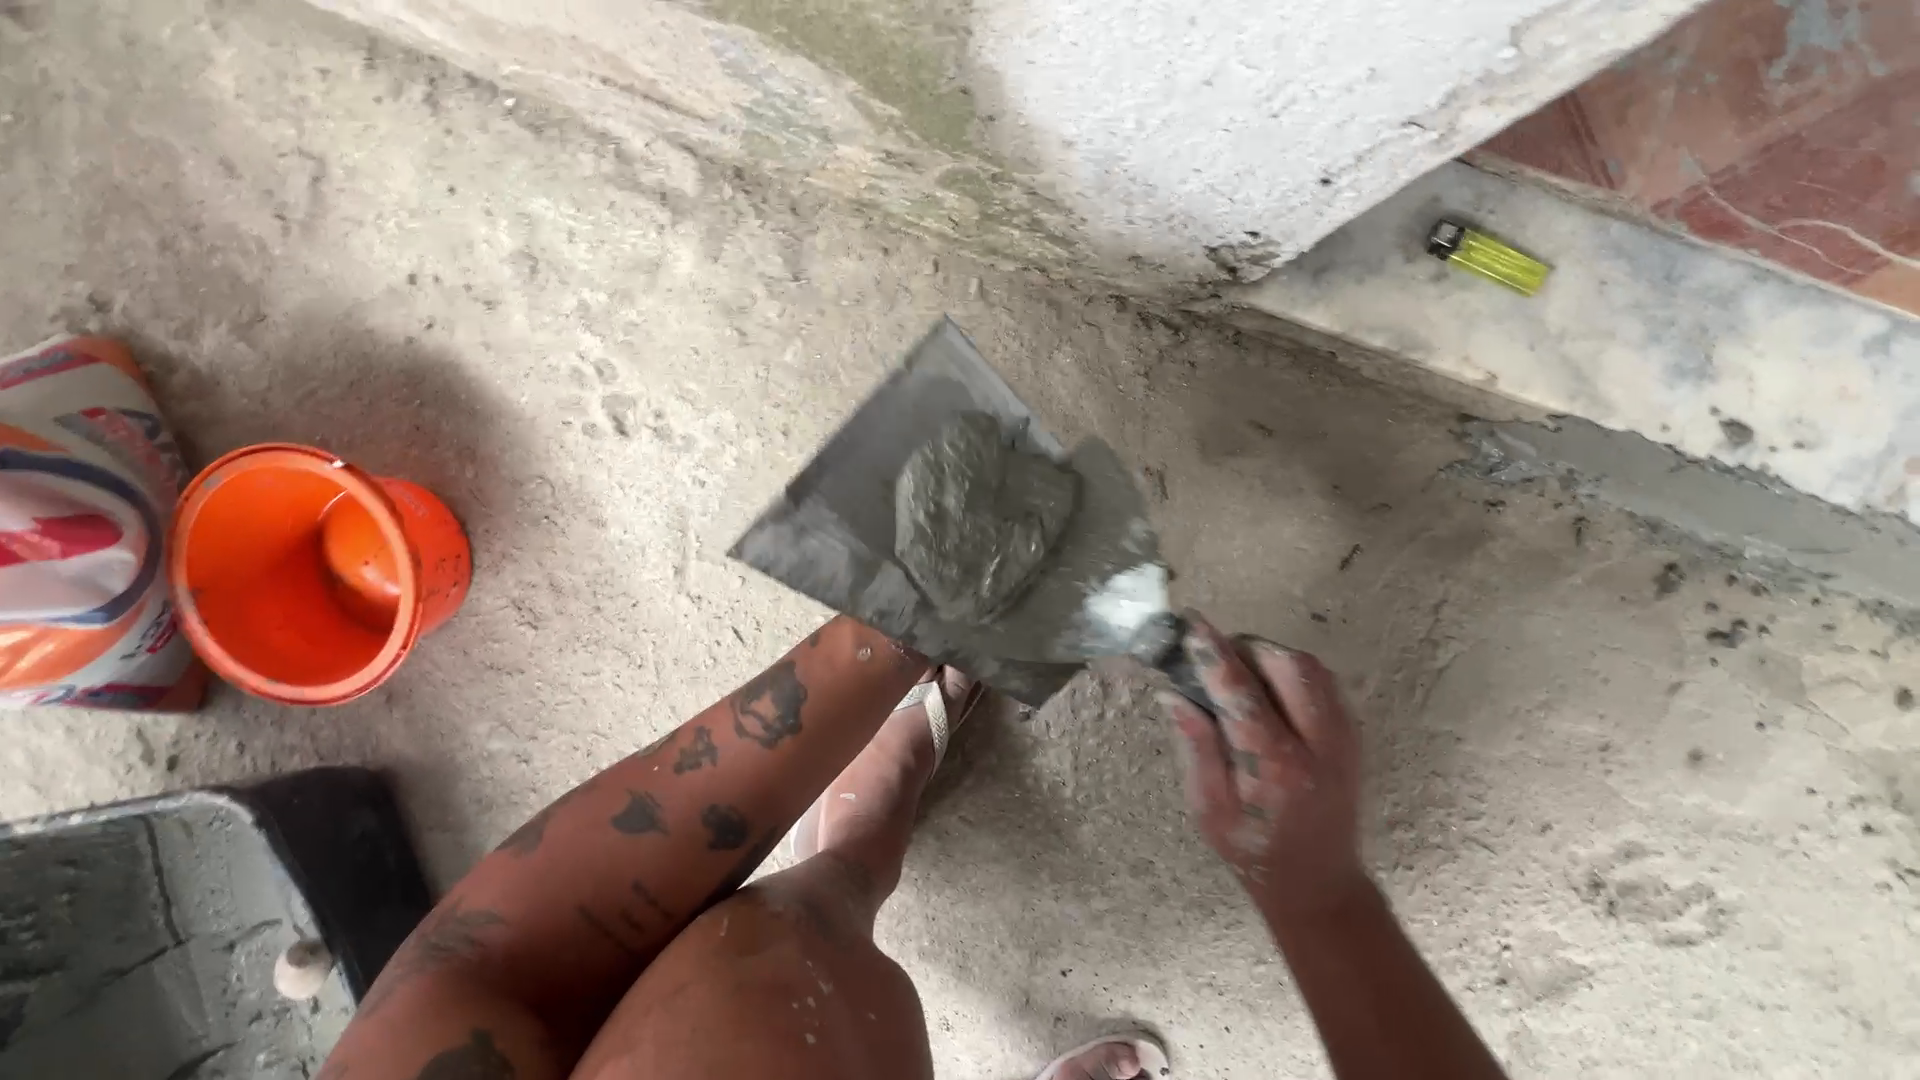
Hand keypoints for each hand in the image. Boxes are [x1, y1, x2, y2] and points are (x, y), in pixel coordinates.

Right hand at [1162, 614, 1366, 920]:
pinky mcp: (1353, 735)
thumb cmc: (1251, 848)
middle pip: (1289, 667)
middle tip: (1217, 657)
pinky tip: (1268, 689)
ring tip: (1240, 671)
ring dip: (1271, 657)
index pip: (1241, 694)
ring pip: (1312, 668)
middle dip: (1248, 649)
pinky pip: (1324, 681)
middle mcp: (1318, 746)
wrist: (1318, 880)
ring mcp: (1344, 738)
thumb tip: (1174, 693)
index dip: (1213, 654)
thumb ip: (1195, 746)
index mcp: (1275, 769)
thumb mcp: (1207, 807)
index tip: (1191, 625)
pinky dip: (1291, 672)